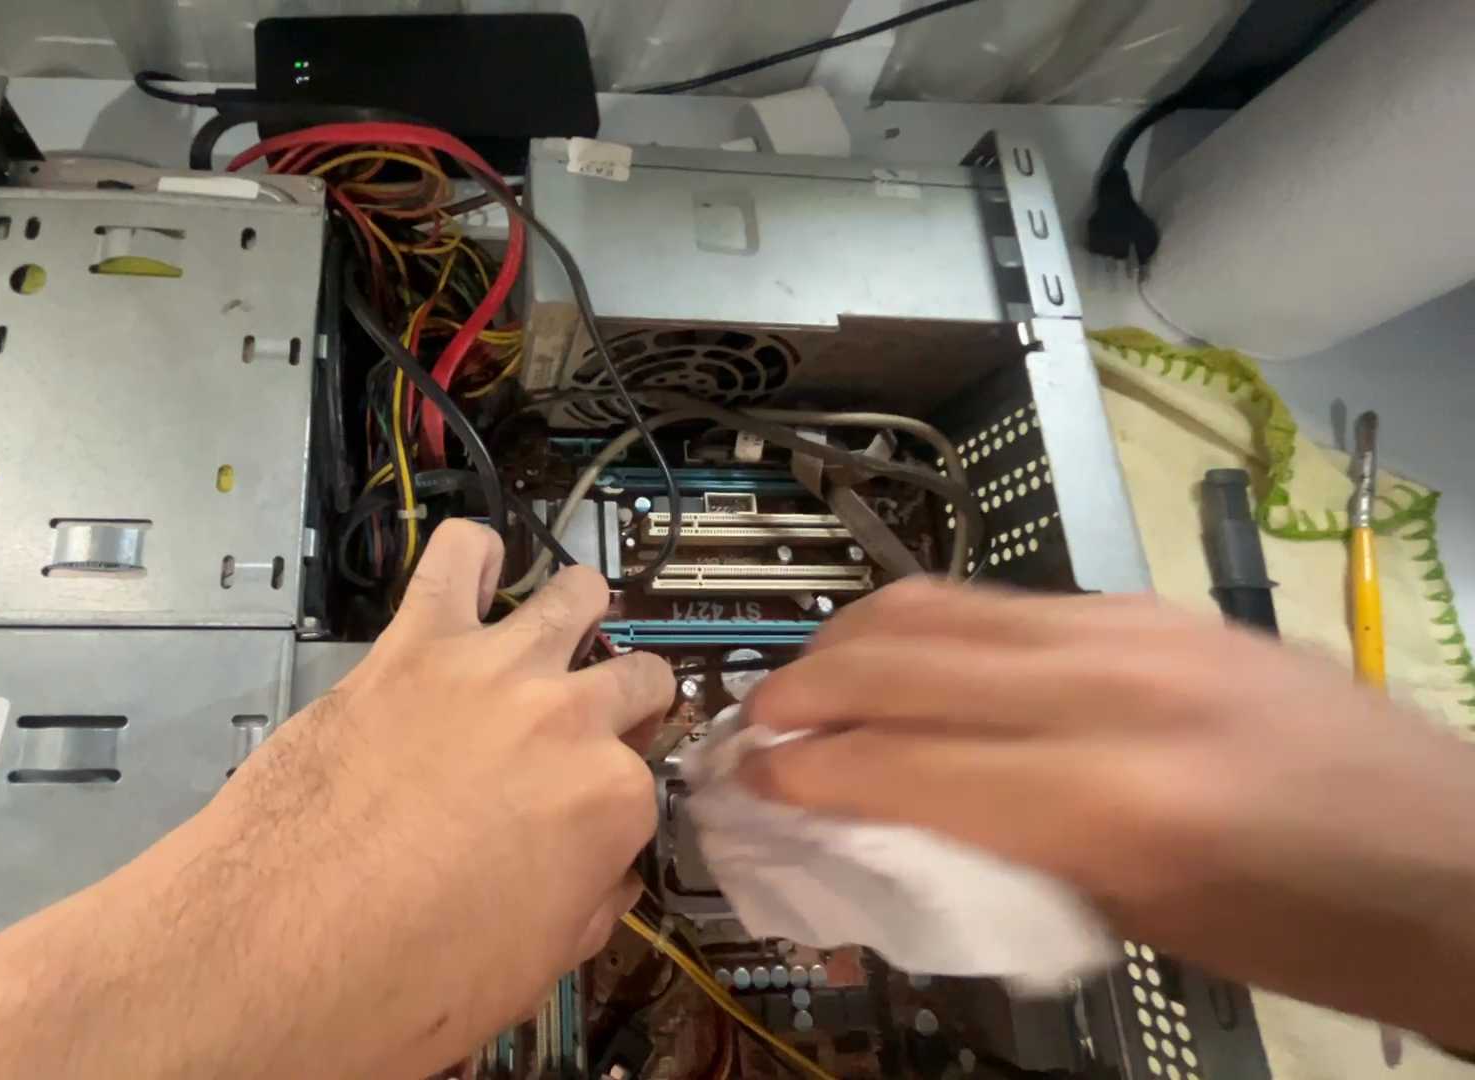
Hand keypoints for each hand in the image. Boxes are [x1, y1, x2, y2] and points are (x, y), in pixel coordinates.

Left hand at [168, 521, 673, 1077]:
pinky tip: (477, 570)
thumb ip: (589, 898)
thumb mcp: (533, 964)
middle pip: (636, 676)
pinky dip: (473, 553)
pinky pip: (458, 555)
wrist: (273, 950)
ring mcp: (495, 667)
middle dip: (628, 699)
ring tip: (560, 627)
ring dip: (580, 611)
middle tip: (597, 716)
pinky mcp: (418, 642)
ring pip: (576, 594)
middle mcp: (566, 717)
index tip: (599, 796)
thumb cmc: (395, 976)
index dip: (620, 792)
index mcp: (608, 799)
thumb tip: (602, 871)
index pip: (646, 776)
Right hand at [741, 580, 1474, 1044]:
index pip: (901, 763)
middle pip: (893, 660)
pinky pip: (979, 601)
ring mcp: (1122, 626)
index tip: (750, 776)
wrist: (1474, 859)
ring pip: (924, 606)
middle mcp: (1108, 687)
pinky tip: (893, 657)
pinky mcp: (1132, 602)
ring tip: (809, 679)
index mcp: (1115, 801)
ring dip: (841, 641)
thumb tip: (858, 812)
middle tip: (757, 718)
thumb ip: (976, 845)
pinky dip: (907, 627)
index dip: (804, 769)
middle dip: (800, 688)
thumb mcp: (1122, 919)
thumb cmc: (1298, 932)